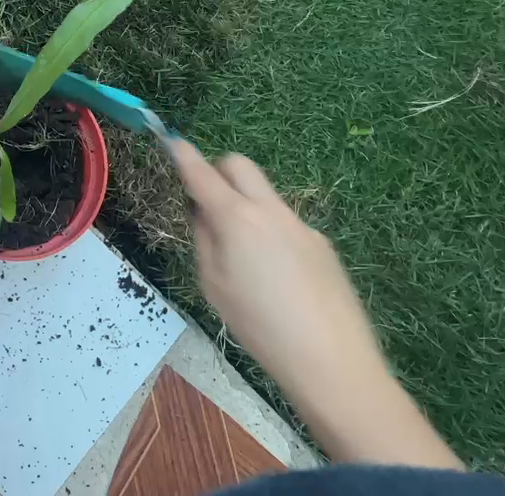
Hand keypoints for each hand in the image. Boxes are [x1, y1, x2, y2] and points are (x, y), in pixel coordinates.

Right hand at [165, 139, 461, 469]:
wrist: (333, 362)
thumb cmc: (259, 326)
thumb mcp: (212, 283)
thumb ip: (204, 239)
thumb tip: (204, 213)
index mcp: (236, 218)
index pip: (201, 173)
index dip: (182, 154)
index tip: (170, 141)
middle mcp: (270, 211)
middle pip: (239, 165)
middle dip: (219, 170)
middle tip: (209, 200)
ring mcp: (301, 226)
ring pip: (264, 196)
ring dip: (246, 205)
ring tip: (246, 258)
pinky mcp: (322, 245)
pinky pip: (286, 224)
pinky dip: (271, 234)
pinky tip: (278, 279)